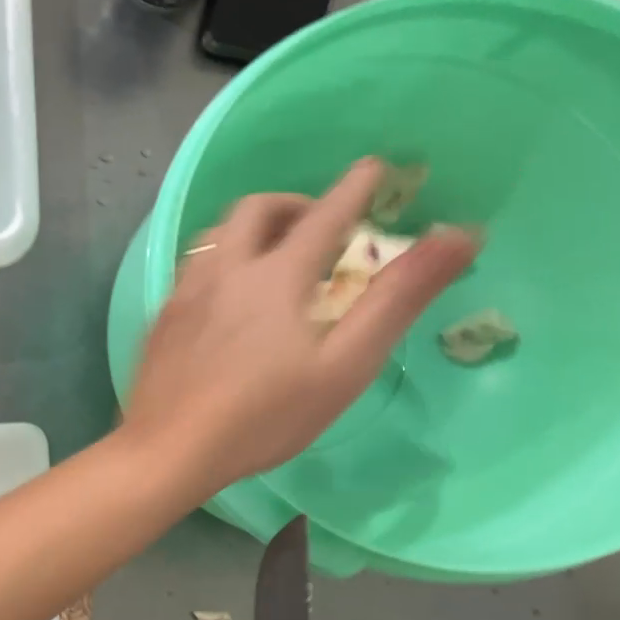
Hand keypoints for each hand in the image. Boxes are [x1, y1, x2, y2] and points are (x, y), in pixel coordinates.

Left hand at [119, 158, 477, 493]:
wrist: (166, 451)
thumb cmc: (263, 416)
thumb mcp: (345, 364)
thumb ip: (399, 297)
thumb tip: (460, 233)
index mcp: (273, 276)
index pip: (324, 214)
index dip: (355, 188)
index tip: (375, 168)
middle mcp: (221, 273)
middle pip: (253, 211)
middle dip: (292, 203)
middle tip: (318, 224)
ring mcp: (181, 297)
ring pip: (212, 239)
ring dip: (248, 232)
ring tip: (272, 258)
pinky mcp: (158, 325)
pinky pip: (190, 273)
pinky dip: (218, 265)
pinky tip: (226, 301)